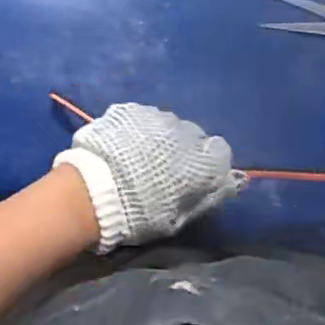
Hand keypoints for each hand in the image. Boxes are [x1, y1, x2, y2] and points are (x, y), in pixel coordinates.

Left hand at [54, 103, 244, 251]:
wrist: (96, 189)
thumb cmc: (142, 212)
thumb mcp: (181, 215)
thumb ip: (206, 195)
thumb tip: (227, 182)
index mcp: (203, 160)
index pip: (219, 152)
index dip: (206, 163)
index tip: (194, 175)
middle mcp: (184, 131)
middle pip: (190, 134)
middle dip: (181, 148)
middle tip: (162, 166)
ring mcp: (154, 116)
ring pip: (164, 123)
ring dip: (157, 135)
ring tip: (138, 154)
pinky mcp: (127, 109)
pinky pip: (138, 117)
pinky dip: (134, 127)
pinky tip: (120, 143)